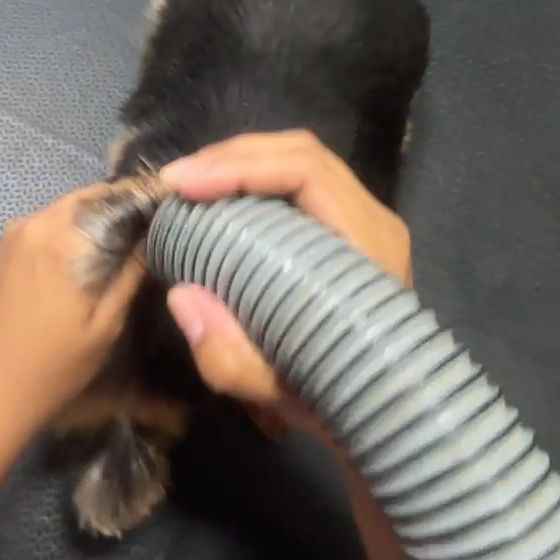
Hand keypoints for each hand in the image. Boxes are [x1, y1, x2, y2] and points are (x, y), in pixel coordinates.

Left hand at [0, 184, 145, 442]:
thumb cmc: (55, 366)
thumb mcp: (107, 325)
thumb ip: (131, 273)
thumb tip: (154, 234)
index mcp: (66, 240)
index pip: (117, 201)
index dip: (146, 199)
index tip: (170, 204)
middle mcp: (39, 223)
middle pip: (92, 197)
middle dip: (123, 203)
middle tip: (153, 219)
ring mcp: (19, 230)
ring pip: (71, 206)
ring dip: (100, 212)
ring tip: (130, 232)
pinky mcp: (8, 243)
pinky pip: (51, 220)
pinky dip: (76, 224)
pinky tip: (94, 245)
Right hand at [158, 131, 411, 432]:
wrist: (384, 408)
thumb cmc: (336, 398)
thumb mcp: (281, 393)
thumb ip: (230, 357)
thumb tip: (180, 296)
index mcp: (368, 246)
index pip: (308, 172)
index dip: (242, 168)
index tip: (185, 186)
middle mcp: (371, 218)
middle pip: (300, 151)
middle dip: (230, 157)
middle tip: (175, 180)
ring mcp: (360, 215)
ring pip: (296, 156)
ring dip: (237, 160)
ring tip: (188, 181)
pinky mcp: (344, 221)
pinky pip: (295, 177)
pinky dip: (249, 175)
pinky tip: (216, 193)